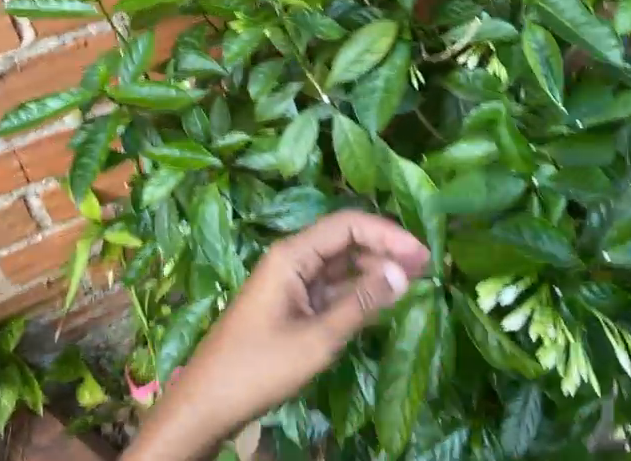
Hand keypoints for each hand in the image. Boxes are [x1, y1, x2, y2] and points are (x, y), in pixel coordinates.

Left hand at [124, 211, 430, 460]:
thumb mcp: (317, 338)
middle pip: (345, 240)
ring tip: (411, 279)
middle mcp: (292, 259)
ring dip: (373, 268)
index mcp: (292, 255)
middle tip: (425, 265)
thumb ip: (361, 303)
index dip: (387, 234)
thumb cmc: (258, 368)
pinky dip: (357, 290)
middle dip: (384, 248)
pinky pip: (331, 287)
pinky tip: (381, 298)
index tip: (421, 252)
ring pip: (340, 264)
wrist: (205, 404)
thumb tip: (402, 272)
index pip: (348, 226)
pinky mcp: (291, 304)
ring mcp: (291, 282)